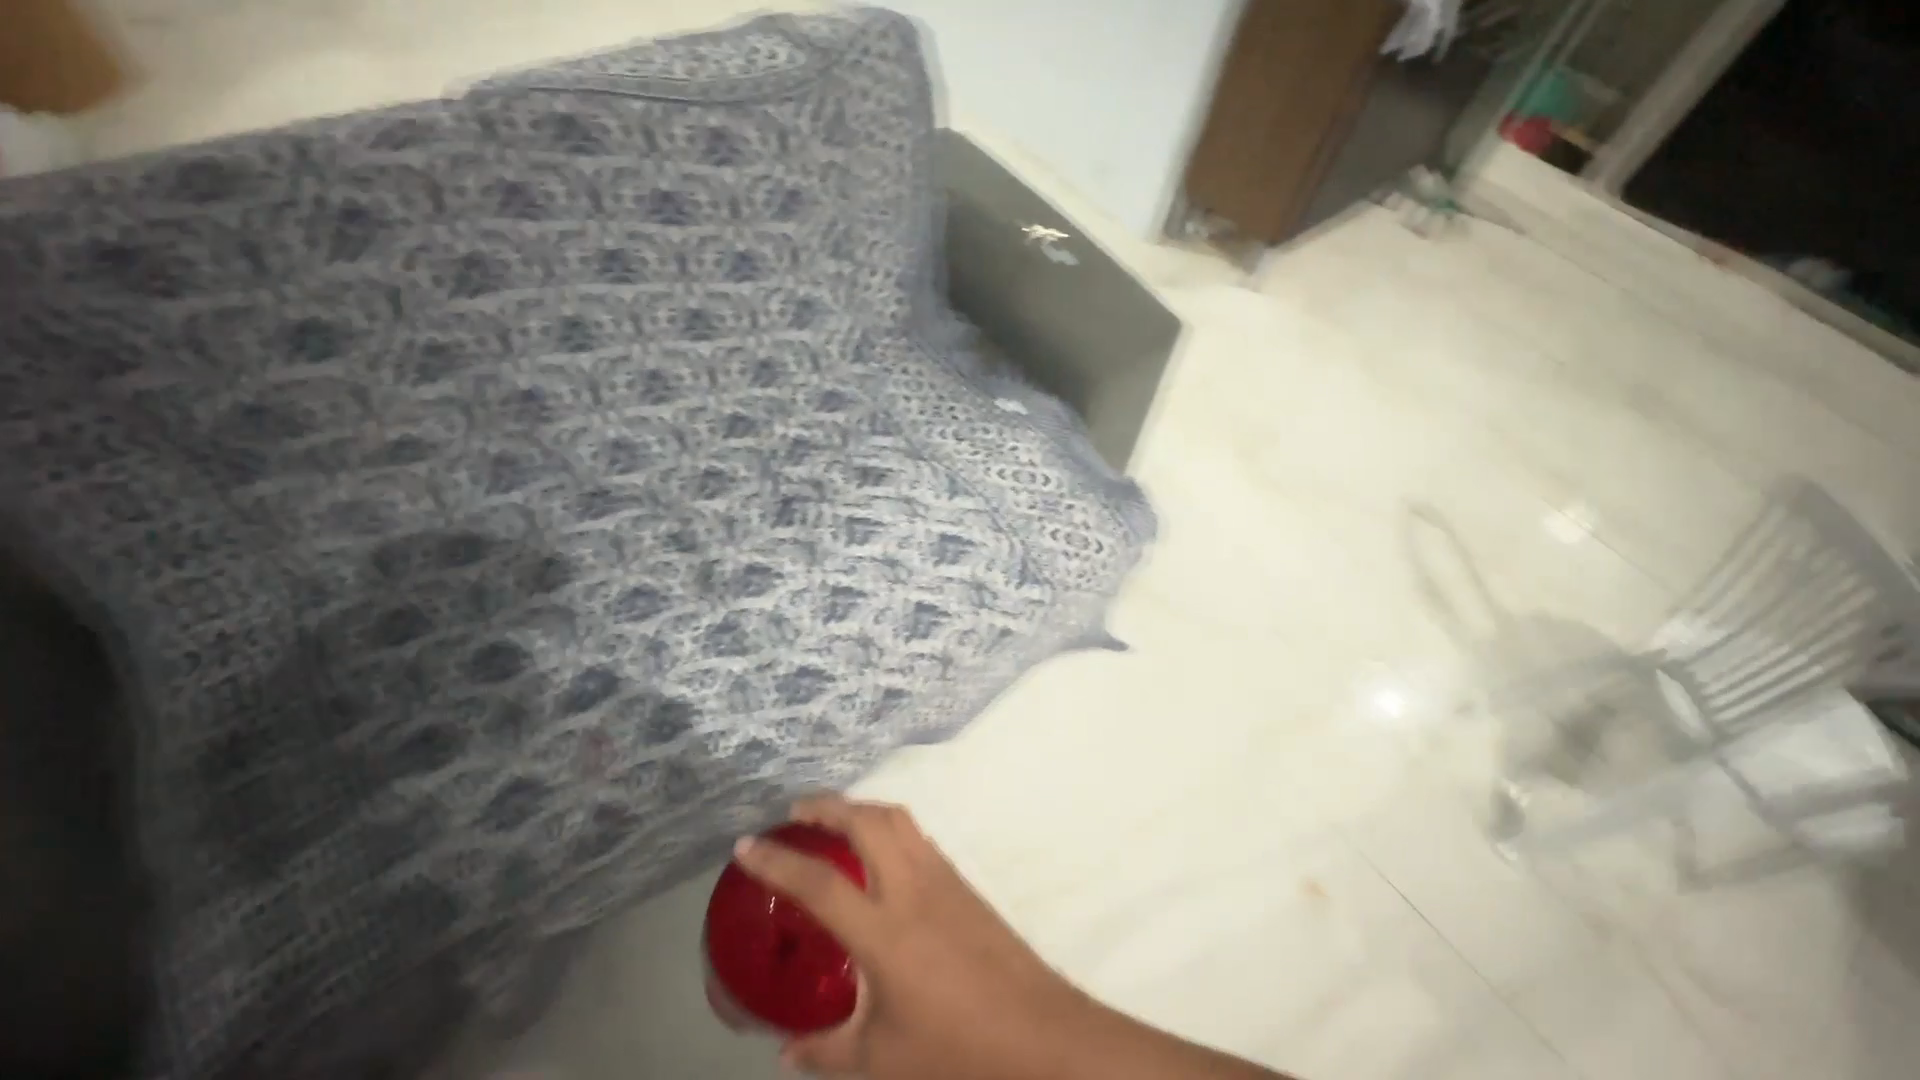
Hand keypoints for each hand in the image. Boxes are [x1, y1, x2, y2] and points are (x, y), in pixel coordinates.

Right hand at [731, 796, 1094, 1078]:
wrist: (1043, 1035)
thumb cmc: (958, 1049)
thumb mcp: (882, 1061)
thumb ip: (827, 1050)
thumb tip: (787, 1048)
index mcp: (884, 931)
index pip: (818, 883)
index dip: (775, 861)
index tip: (745, 845)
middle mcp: (914, 889)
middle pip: (867, 822)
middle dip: (827, 806)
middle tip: (795, 813)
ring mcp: (946, 880)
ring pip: (899, 820)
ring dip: (861, 809)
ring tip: (834, 822)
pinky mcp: (967, 885)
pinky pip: (919, 838)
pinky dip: (889, 828)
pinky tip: (880, 856)